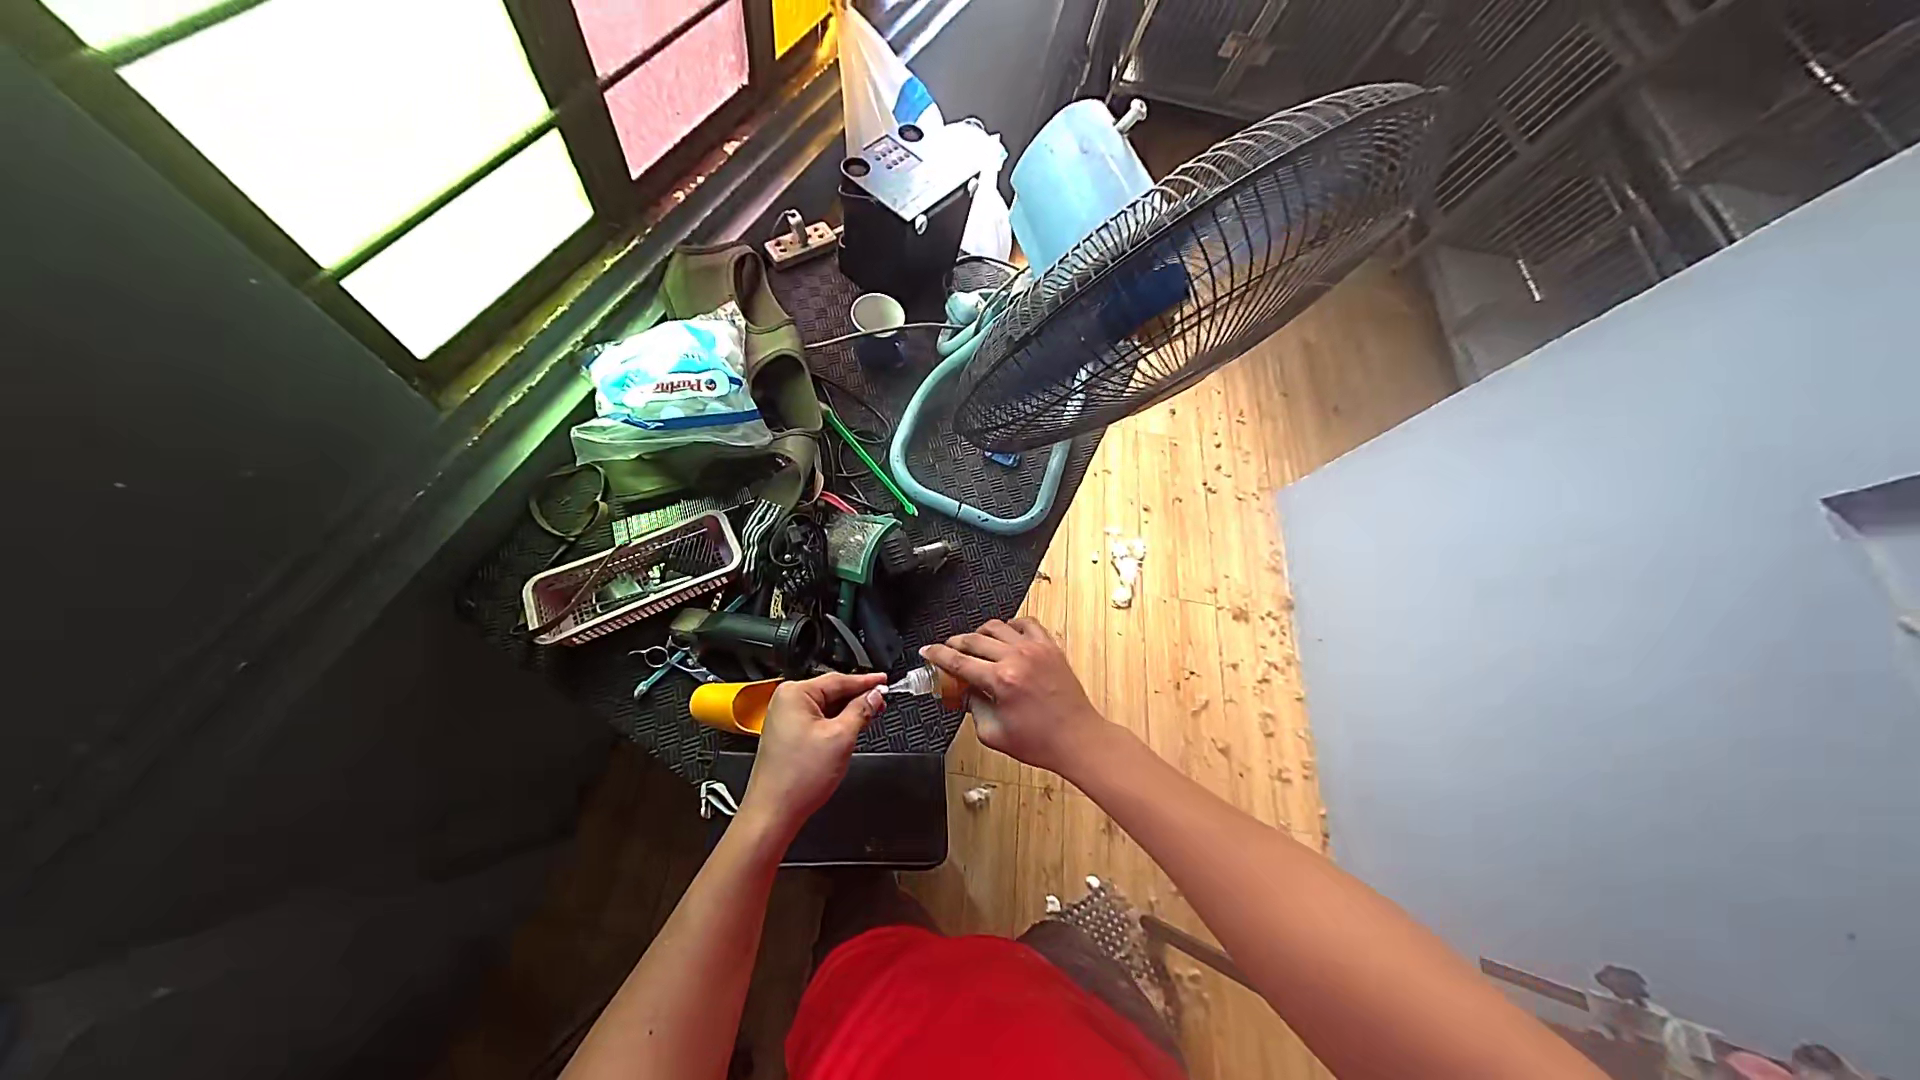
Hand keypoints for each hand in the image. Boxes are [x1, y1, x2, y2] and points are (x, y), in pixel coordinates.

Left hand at [740, 672, 887, 831]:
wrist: (775, 811)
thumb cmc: (797, 778)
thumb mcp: (841, 737)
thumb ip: (861, 710)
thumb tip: (874, 695)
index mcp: (794, 694)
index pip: (839, 680)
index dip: (867, 681)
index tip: (884, 680)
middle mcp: (786, 701)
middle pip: (832, 691)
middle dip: (859, 697)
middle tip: (883, 700)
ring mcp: (786, 718)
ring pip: (827, 706)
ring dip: (849, 711)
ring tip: (871, 714)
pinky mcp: (789, 733)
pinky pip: (819, 719)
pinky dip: (837, 722)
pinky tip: (852, 726)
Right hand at [921, 618, 1108, 775]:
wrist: (1078, 739)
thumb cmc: (1042, 741)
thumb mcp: (993, 733)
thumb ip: (972, 707)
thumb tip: (963, 691)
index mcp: (1001, 680)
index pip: (958, 660)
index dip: (937, 654)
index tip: (928, 651)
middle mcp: (1018, 658)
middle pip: (973, 639)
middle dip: (954, 644)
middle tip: (947, 653)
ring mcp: (1035, 649)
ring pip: (996, 626)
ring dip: (979, 634)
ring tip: (974, 646)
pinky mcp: (1050, 647)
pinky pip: (1025, 623)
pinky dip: (1010, 626)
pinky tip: (1005, 636)